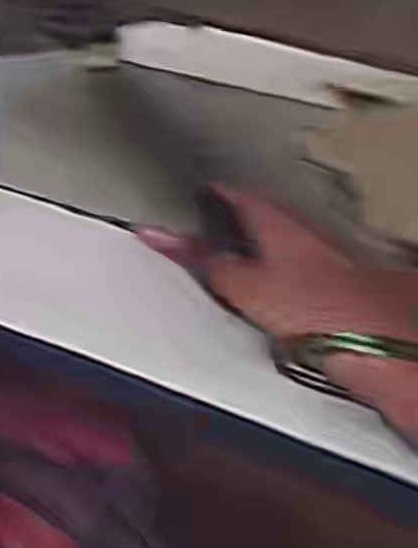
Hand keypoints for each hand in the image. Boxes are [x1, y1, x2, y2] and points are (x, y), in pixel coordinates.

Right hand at [141, 186, 417, 434]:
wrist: (390, 358)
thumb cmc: (322, 318)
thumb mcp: (236, 284)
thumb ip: (195, 257)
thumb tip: (156, 235)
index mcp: (289, 231)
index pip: (247, 200)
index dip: (223, 193)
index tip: (209, 189)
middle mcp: (326, 244)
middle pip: (282, 224)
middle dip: (255, 224)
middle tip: (230, 224)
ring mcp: (355, 271)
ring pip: (309, 249)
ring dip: (284, 252)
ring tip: (261, 262)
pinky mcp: (374, 298)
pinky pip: (331, 277)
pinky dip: (310, 278)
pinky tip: (301, 292)